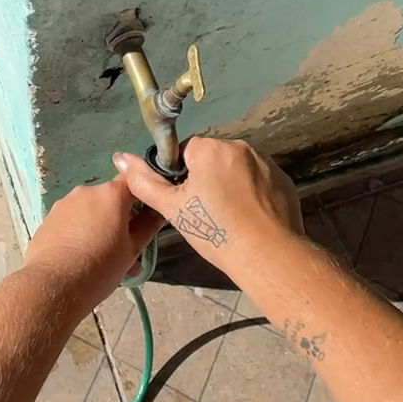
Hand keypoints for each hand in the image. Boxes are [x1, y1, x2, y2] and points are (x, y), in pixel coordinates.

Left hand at [20, 178, 164, 312]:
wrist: (53, 285)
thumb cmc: (100, 266)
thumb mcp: (132, 250)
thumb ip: (147, 227)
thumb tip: (158, 212)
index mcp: (111, 194)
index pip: (133, 182)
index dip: (141, 196)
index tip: (144, 217)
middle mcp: (86, 191)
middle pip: (110, 199)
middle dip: (119, 220)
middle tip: (125, 250)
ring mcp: (64, 203)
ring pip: (90, 211)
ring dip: (99, 228)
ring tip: (102, 261)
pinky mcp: (48, 218)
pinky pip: (72, 220)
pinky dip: (80, 233)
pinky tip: (81, 259)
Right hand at [114, 138, 304, 277]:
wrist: (268, 255)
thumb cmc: (215, 229)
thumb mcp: (173, 208)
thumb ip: (144, 182)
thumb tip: (120, 157)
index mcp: (210, 148)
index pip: (185, 151)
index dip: (180, 175)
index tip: (185, 200)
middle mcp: (239, 146)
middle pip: (211, 158)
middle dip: (205, 179)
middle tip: (204, 212)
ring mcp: (265, 162)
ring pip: (235, 169)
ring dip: (229, 185)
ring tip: (228, 218)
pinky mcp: (283, 180)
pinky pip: (258, 180)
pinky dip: (251, 194)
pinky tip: (248, 219)